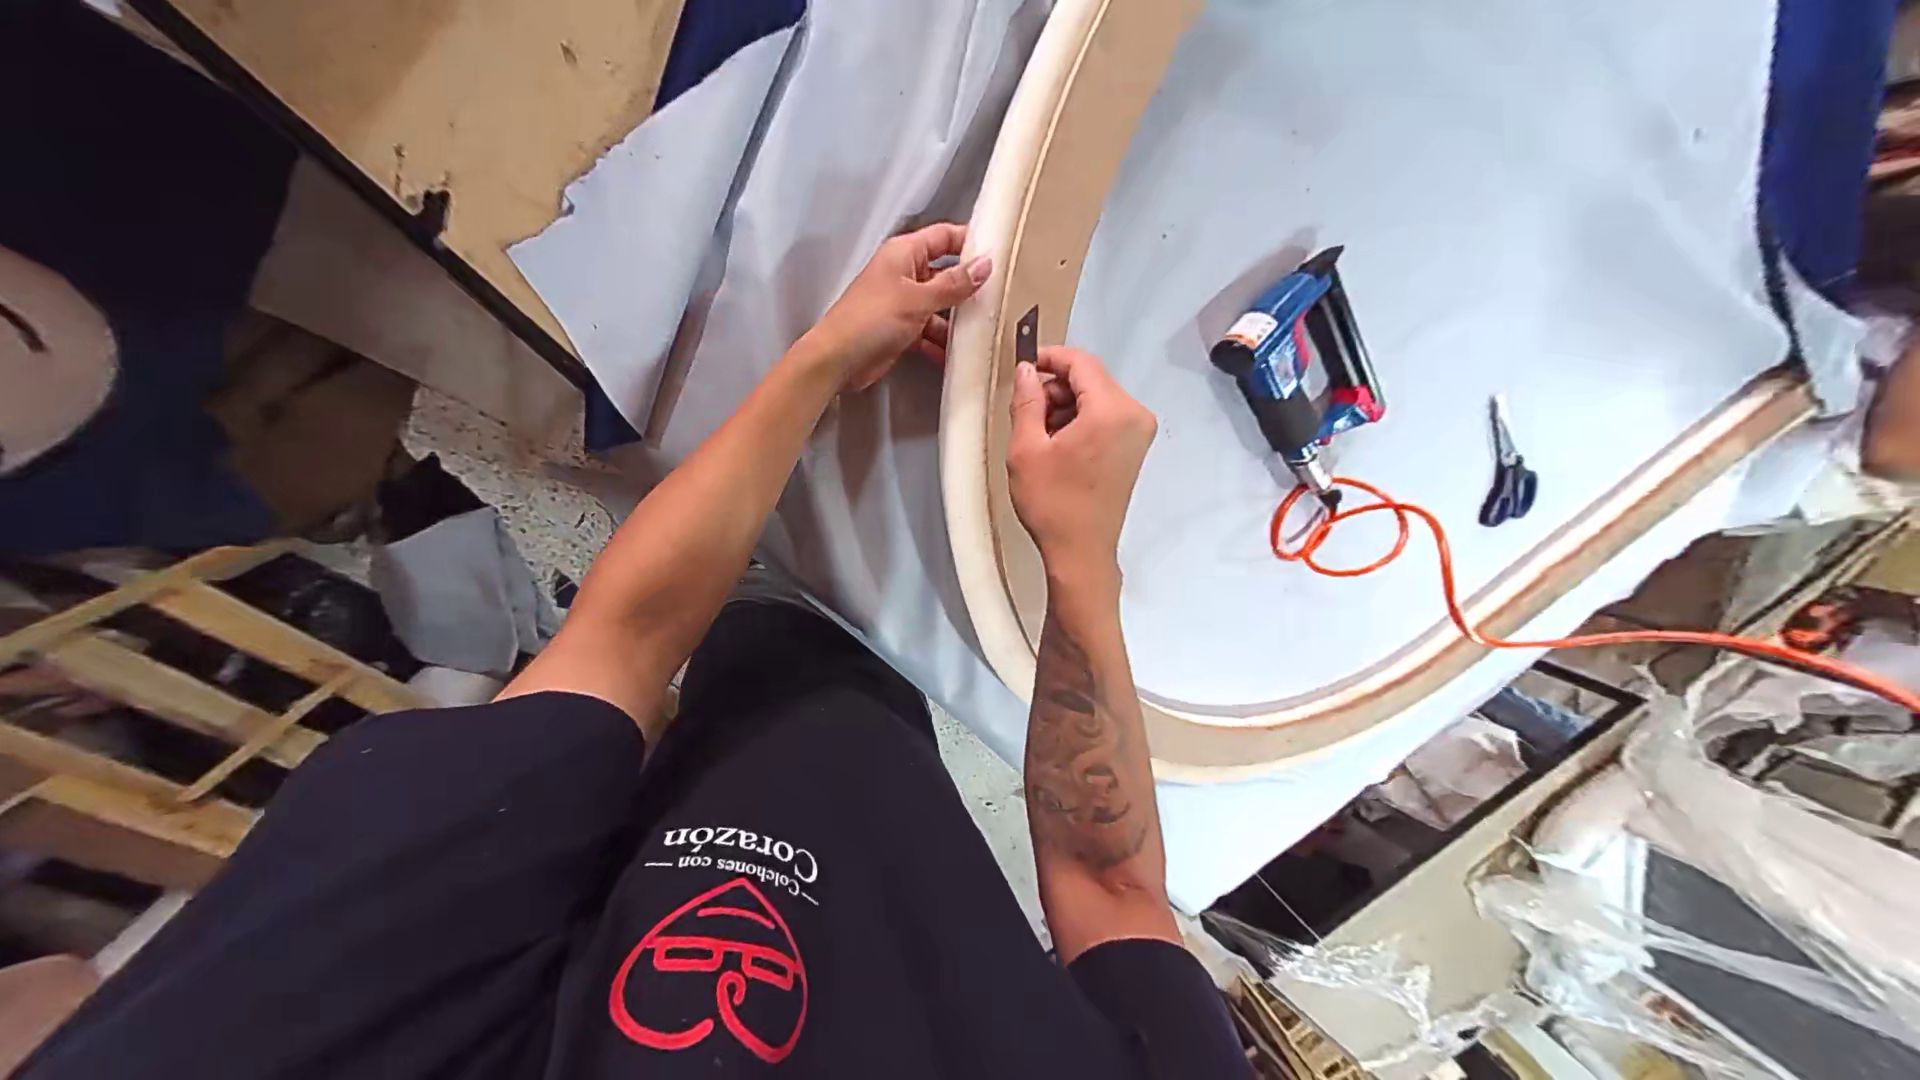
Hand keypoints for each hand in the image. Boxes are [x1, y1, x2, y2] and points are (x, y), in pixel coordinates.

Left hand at [803, 223, 992, 391]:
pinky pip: (930, 333)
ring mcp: (904, 304)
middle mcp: (905, 275)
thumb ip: (953, 284)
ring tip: (982, 332)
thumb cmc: (870, 320)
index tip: (998, 252)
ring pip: (941, 308)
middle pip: (946, 274)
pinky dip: (942, 344)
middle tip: (999, 297)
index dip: (970, 241)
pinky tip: (956, 356)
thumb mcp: (917, 299)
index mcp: (904, 254)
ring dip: (957, 322)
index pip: (944, 237)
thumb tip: (984, 265)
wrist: (838, 360)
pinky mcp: (902, 331)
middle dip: (969, 288)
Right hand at [1007, 346, 1157, 577]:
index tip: (1024, 366)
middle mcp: (1135, 414)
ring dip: (1066, 405)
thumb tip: (1027, 369)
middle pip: (1091, 379)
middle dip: (1056, 387)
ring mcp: (1139, 433)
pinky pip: (1106, 418)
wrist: (1080, 552)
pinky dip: (1081, 420)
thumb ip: (1027, 401)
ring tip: (1038, 433)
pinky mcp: (1135, 449)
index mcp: (1112, 410)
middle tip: (1026, 411)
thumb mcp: (1026, 449)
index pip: (1082, 362)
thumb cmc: (1051, 502)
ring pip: (1098, 398)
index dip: (1050, 357)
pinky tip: (1058, 444)